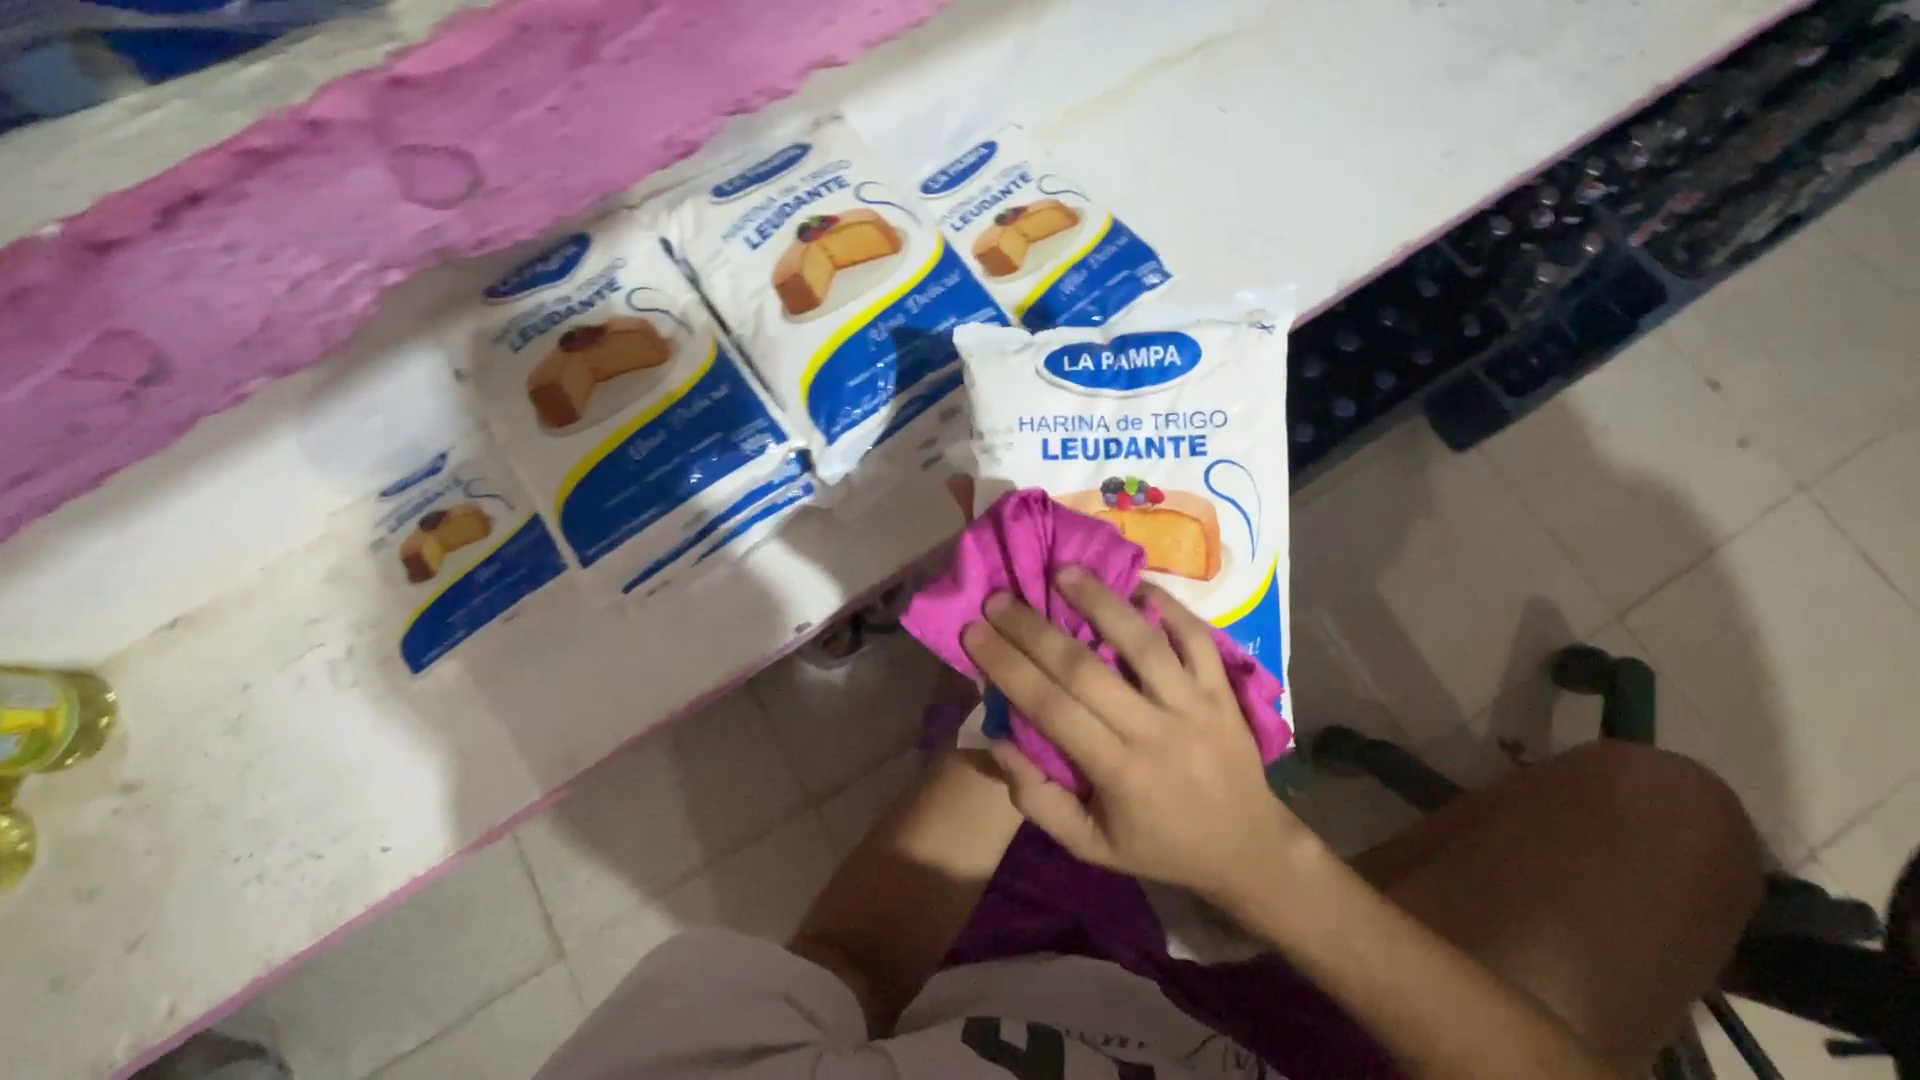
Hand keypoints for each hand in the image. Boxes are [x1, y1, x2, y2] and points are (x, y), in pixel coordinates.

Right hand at [960, 565, 1310, 902]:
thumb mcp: (1089, 846)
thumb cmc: (1158, 846)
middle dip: (1034, 629)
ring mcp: (1195, 704)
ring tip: (1064, 571)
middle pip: (1086, 668)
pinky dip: (1171, 609)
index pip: (1051, 708)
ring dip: (1101, 602)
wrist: (1246, 848)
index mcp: (1118, 772)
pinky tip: (1138, 586)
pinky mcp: (1224, 690)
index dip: (1008, 667)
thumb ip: (1038, 800)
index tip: (973, 632)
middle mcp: (1155, 731)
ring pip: (1144, 643)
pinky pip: (1198, 639)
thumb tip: (998, 739)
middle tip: (999, 599)